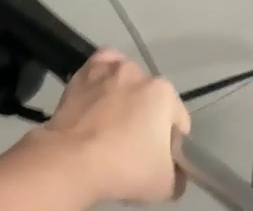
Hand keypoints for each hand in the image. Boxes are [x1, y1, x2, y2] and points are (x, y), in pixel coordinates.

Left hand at [35, 47, 189, 204]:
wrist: (74, 156)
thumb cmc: (126, 166)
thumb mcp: (168, 184)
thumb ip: (178, 173)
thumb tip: (173, 169)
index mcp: (163, 93)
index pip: (178, 120)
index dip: (172, 143)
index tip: (159, 158)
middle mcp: (137, 71)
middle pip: (151, 98)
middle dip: (148, 117)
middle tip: (136, 144)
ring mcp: (108, 67)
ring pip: (126, 81)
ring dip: (126, 96)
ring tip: (115, 123)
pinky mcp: (83, 71)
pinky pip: (101, 69)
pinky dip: (104, 79)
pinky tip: (101, 97)